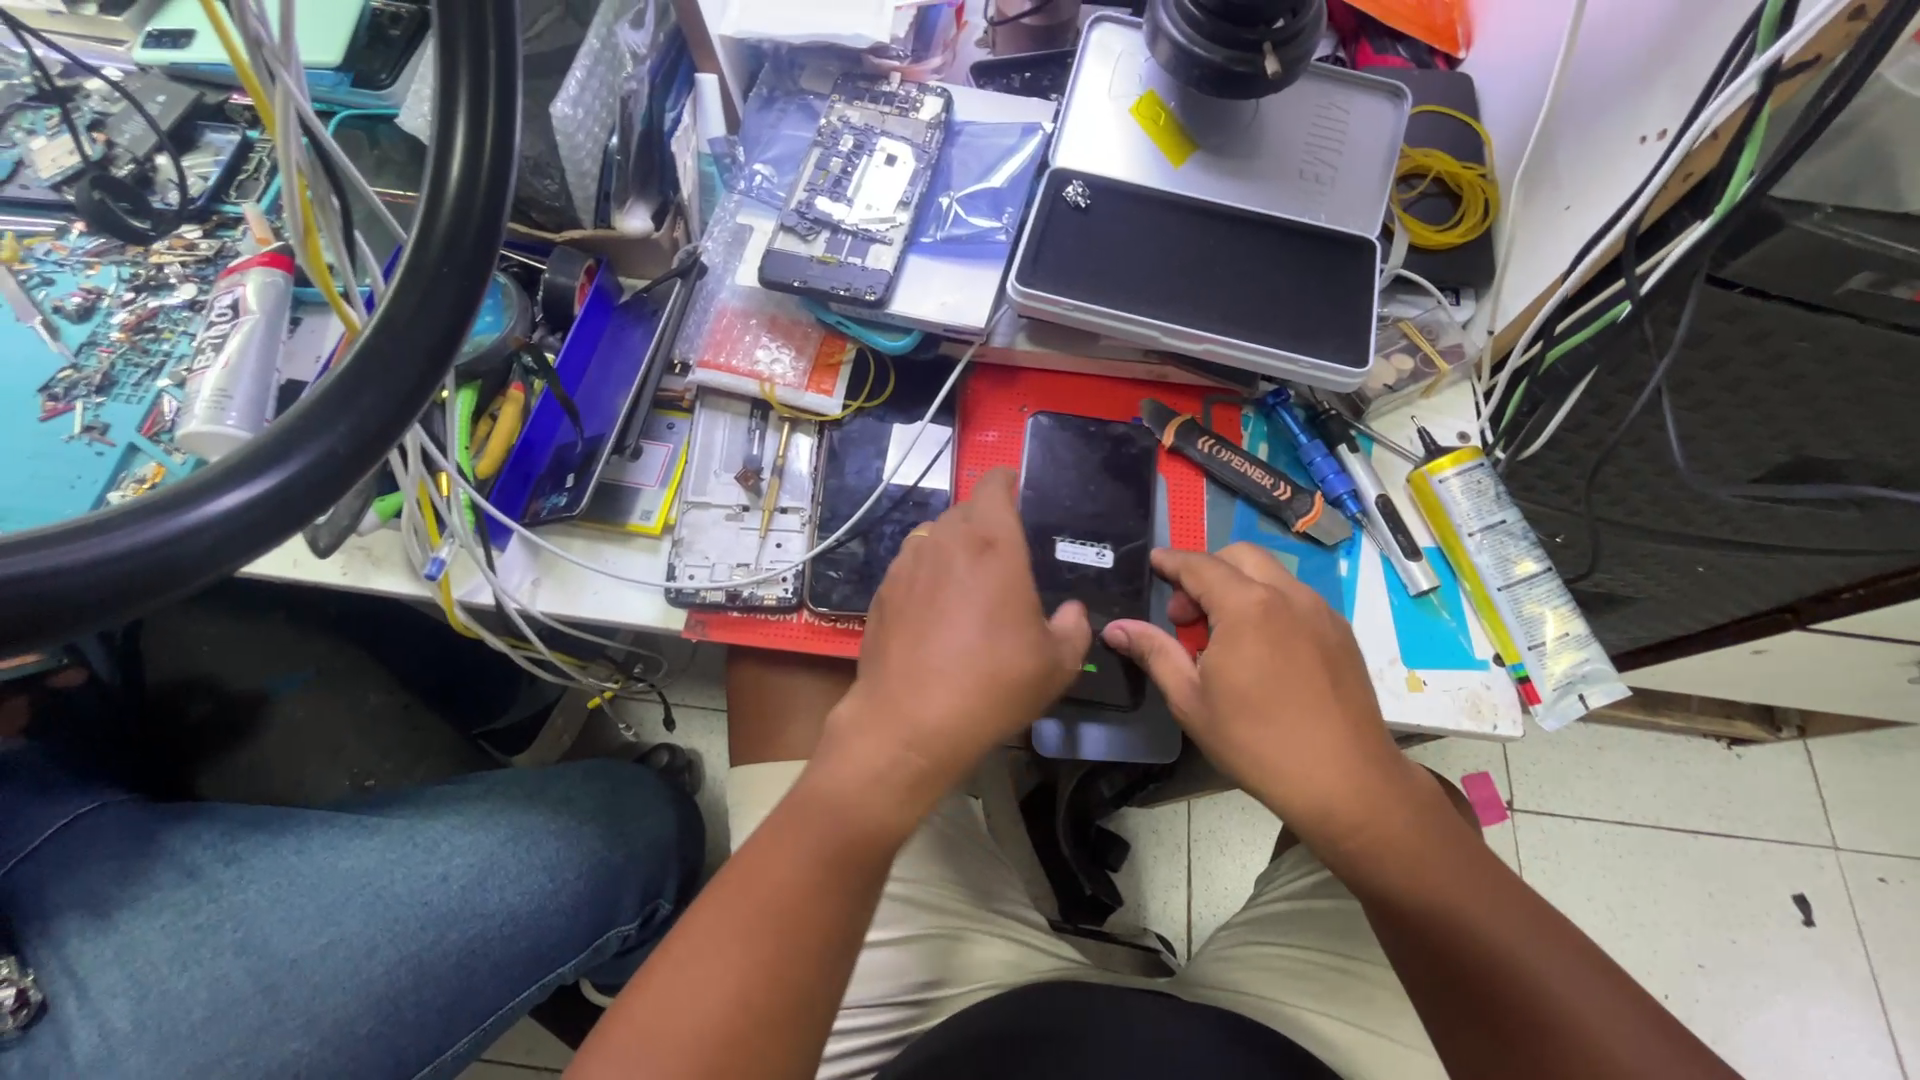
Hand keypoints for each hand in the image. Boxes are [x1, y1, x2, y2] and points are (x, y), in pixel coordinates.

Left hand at [814, 468, 1091, 821]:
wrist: (909, 722)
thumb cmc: (992, 685)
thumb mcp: (1056, 665)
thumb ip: (1073, 628)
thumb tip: (1071, 612)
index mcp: (993, 544)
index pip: (995, 484)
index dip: (1009, 482)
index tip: (1021, 496)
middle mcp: (945, 541)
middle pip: (965, 510)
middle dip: (986, 523)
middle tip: (1004, 556)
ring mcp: (906, 564)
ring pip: (934, 536)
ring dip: (953, 548)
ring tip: (968, 585)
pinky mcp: (881, 591)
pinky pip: (910, 566)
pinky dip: (927, 576)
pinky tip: (934, 613)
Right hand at [1101, 544, 1419, 850]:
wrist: (1345, 780)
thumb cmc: (1256, 742)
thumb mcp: (1190, 699)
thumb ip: (1154, 652)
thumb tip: (1116, 628)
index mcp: (1247, 607)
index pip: (1199, 565)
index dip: (1171, 561)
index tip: (1152, 563)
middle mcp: (1288, 595)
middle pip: (1240, 557)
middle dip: (1207, 572)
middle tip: (1187, 617)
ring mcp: (1321, 612)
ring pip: (1272, 576)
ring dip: (1240, 588)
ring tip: (1224, 638)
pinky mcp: (1341, 632)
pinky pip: (1296, 600)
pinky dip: (1269, 606)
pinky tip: (1262, 652)